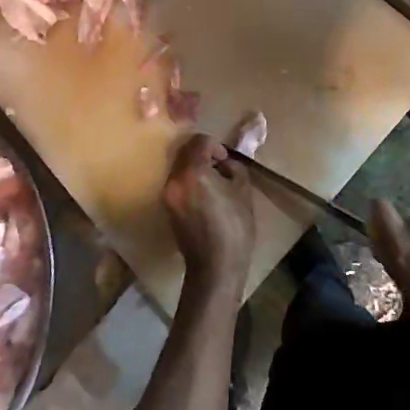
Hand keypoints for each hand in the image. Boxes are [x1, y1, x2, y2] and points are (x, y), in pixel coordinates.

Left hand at [163, 134, 254, 298]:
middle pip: (184, 151)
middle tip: (219, 165)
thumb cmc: (234, 228)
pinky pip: (176, 182)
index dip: (215, 146)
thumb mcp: (243, 191)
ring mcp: (167, 194)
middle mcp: (174, 180)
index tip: (226, 159)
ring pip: (177, 166)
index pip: (199, 142)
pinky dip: (188, 179)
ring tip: (213, 180)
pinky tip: (204, 193)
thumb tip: (224, 162)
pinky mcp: (167, 207)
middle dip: (202, 153)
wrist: (215, 267)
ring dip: (194, 165)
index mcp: (193, 173)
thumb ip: (234, 168)